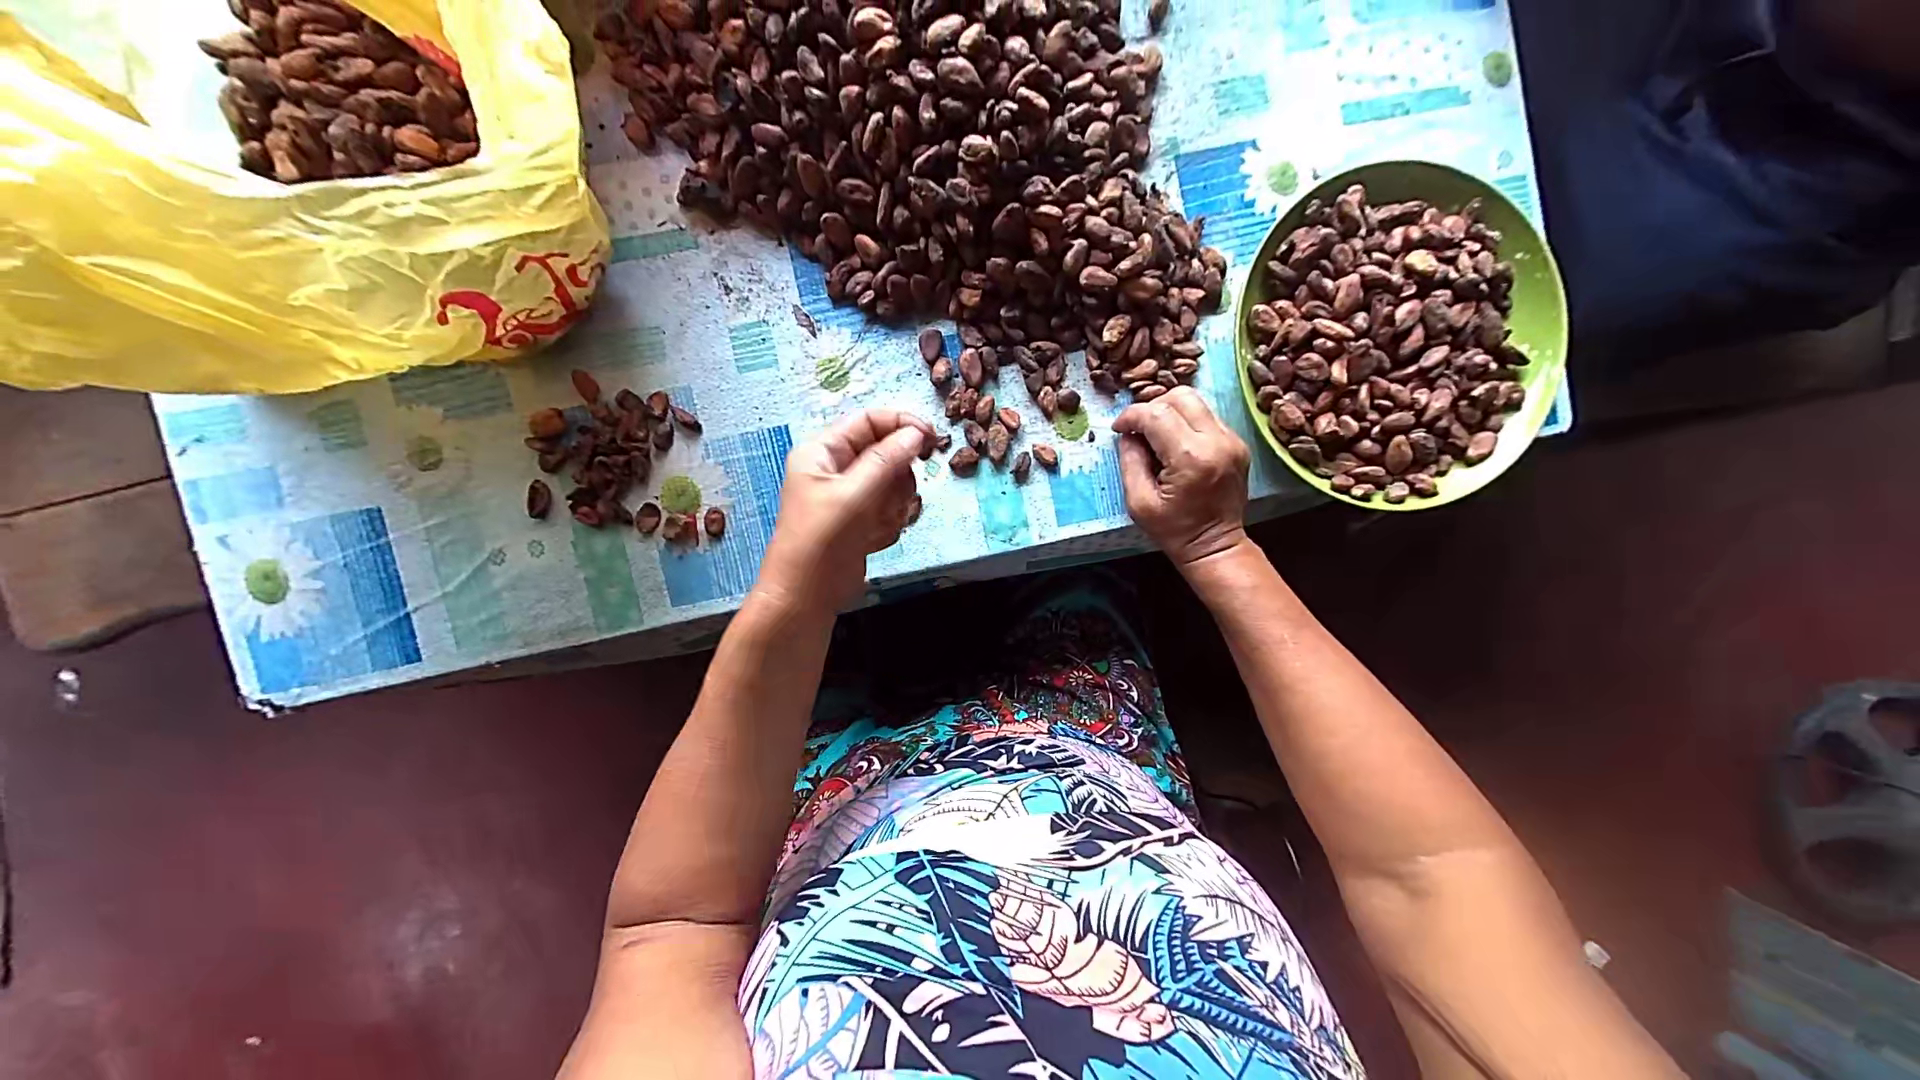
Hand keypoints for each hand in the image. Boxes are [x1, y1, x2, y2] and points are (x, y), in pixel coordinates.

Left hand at [756, 408, 932, 613]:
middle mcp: (837, 469)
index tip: (932, 439)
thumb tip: (916, 433)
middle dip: (898, 477)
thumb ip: (887, 460)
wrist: (806, 597)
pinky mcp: (862, 520)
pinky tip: (873, 540)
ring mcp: (851, 496)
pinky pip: (892, 509)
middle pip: (888, 453)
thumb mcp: (853, 494)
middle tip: (897, 497)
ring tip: (877, 524)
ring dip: (895, 504)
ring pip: (895, 483)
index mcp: (823, 451)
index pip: (869, 421)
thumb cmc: (820, 541)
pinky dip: (889, 523)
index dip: (902, 425)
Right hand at [1113, 386, 1250, 570]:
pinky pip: (1207, 417)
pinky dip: (1186, 422)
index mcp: (1191, 458)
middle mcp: (1217, 442)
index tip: (1118, 429)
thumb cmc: (1173, 529)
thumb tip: (1129, 434)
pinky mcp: (1237, 443)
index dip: (1131, 416)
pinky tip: (1175, 444)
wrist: (1215, 545)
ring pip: (1196, 402)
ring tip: (1155, 435)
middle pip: (1180, 397)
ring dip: (1169, 412)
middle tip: (1138, 429)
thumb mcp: (1138, 501)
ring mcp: (1232, 441)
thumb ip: (1130, 461)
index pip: (1156, 415)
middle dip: (1151, 407)